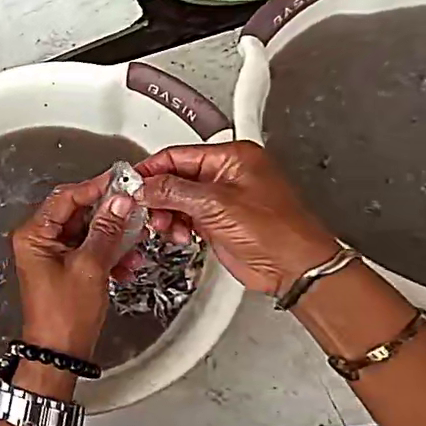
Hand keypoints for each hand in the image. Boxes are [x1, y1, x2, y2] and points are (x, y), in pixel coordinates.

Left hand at [10, 171, 133, 356]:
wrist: (60, 349)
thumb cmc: (64, 314)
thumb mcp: (90, 267)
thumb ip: (106, 232)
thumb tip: (119, 203)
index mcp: (33, 234)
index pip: (65, 198)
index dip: (95, 188)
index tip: (122, 181)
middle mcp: (38, 239)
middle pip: (77, 212)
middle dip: (109, 215)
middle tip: (136, 211)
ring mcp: (51, 252)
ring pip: (87, 231)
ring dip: (113, 237)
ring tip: (134, 246)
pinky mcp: (64, 265)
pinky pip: (89, 249)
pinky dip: (109, 253)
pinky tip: (126, 264)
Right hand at [132, 142, 340, 294]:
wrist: (295, 269)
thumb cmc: (277, 233)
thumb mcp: (214, 204)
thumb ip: (171, 190)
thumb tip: (141, 186)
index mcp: (232, 158)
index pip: (175, 155)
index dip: (150, 171)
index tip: (130, 186)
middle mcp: (226, 174)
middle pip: (171, 178)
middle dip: (156, 197)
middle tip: (147, 210)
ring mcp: (220, 197)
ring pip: (173, 198)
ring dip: (164, 214)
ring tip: (165, 226)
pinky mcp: (216, 218)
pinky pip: (181, 215)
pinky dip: (174, 225)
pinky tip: (179, 234)